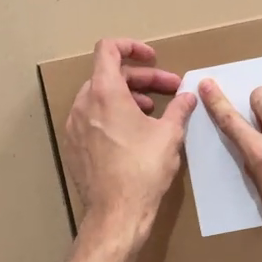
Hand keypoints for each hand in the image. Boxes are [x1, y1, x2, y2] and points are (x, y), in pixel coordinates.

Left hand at [63, 39, 197, 244]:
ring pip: (99, 98)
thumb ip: (179, 109)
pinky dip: (112, 116)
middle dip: (141, 79)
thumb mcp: (170, 135)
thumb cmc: (143, 171)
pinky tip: (133, 134)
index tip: (153, 59)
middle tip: (169, 91)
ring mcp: (74, 127)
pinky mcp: (74, 148)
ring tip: (152, 113)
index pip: (108, 49)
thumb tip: (188, 97)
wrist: (116, 214)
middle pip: (108, 75)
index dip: (132, 47)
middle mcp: (83, 106)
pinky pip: (91, 119)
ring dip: (127, 97)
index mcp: (104, 93)